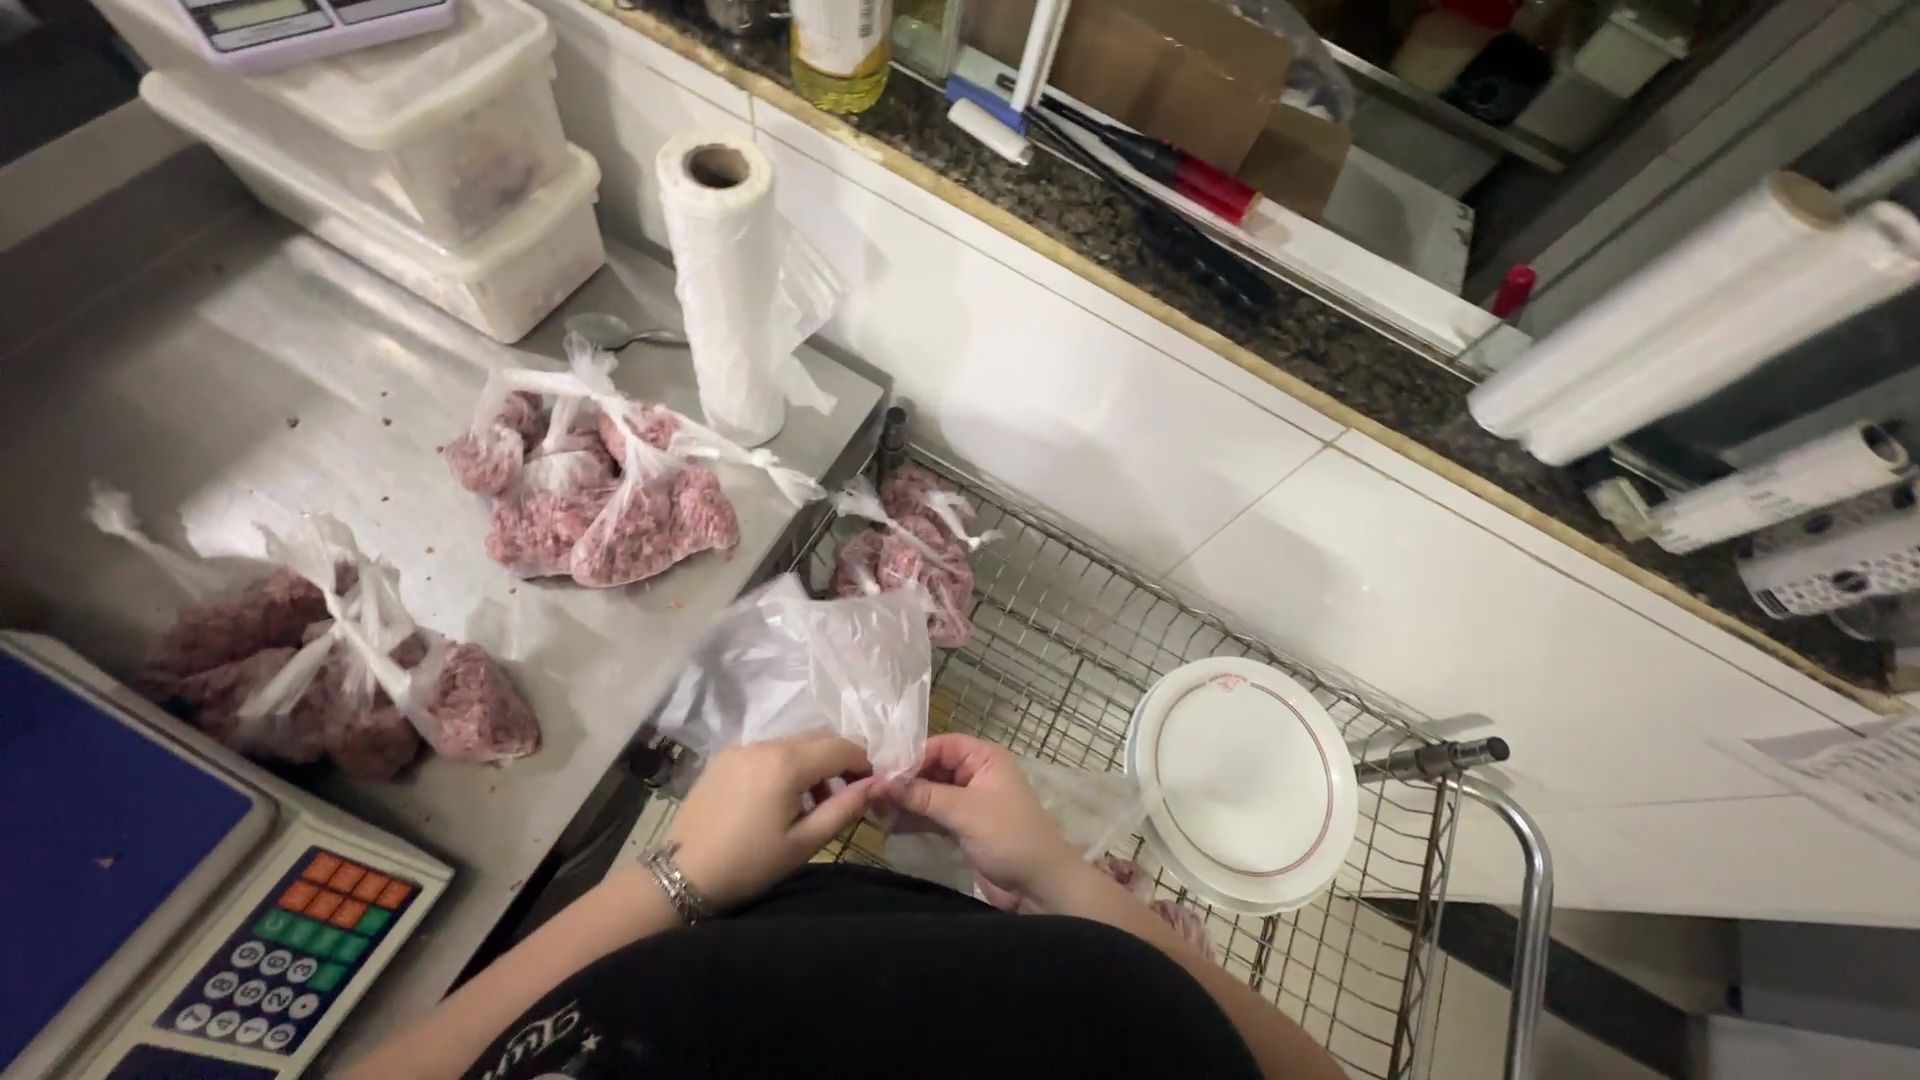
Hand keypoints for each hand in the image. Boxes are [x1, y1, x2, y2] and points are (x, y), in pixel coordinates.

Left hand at [665, 732, 876, 910]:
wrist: (683, 875)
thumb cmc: (749, 864)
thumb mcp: (804, 843)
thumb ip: (844, 808)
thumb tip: (876, 783)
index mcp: (788, 763)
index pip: (842, 747)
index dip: (863, 762)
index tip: (870, 785)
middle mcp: (766, 744)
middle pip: (819, 738)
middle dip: (839, 759)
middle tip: (846, 793)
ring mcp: (742, 747)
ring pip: (794, 742)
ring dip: (812, 762)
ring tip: (812, 802)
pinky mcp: (725, 757)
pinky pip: (768, 750)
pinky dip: (786, 764)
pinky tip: (779, 797)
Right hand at [885, 734, 1082, 910]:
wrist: (1041, 887)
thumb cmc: (1010, 838)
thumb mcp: (965, 812)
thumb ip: (923, 796)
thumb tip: (880, 783)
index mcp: (984, 758)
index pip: (939, 746)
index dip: (910, 756)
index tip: (878, 771)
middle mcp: (976, 774)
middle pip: (931, 768)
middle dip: (903, 780)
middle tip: (868, 791)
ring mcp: (969, 802)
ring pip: (929, 793)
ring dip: (904, 800)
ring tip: (870, 808)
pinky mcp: (963, 828)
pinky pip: (932, 815)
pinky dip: (913, 818)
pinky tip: (887, 823)